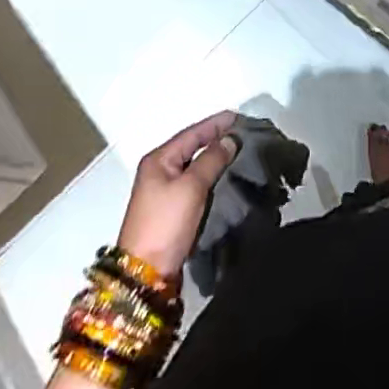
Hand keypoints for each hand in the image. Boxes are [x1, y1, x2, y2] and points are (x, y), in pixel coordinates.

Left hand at [117, 111, 240, 277]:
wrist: (146, 272)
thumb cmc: (166, 223)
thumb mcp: (190, 188)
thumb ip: (210, 161)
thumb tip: (229, 140)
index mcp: (158, 159)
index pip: (191, 134)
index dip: (214, 124)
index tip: (238, 116)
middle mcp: (158, 170)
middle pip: (190, 147)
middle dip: (215, 138)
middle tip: (242, 133)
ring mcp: (163, 191)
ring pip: (192, 166)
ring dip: (213, 157)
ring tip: (239, 151)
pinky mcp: (171, 210)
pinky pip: (193, 183)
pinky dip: (209, 177)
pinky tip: (225, 177)